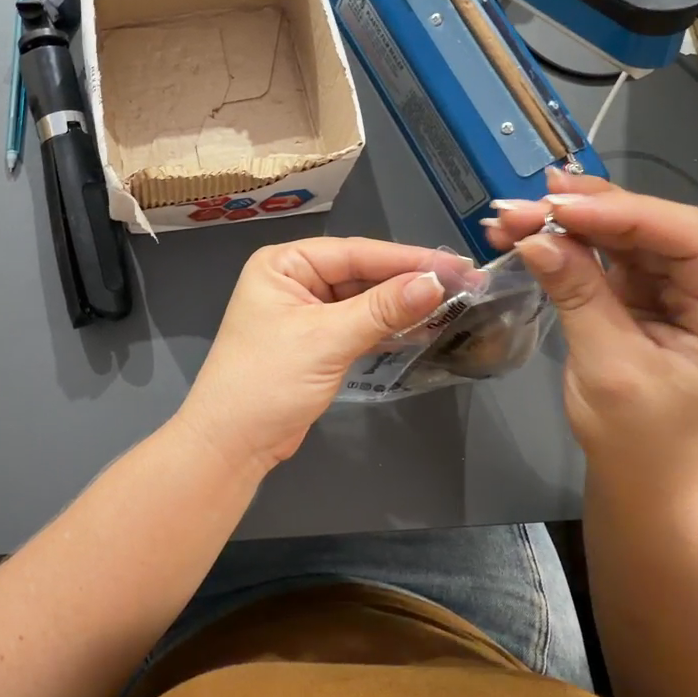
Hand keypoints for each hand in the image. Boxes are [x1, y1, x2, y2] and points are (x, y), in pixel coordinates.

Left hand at [175, 238, 453, 473]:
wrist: (232, 444)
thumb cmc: (268, 381)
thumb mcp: (327, 340)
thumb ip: (382, 309)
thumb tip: (435, 283)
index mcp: (283, 264)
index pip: (355, 252)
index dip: (408, 259)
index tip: (457, 265)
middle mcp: (293, 279)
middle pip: (362, 273)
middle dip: (410, 281)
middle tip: (465, 284)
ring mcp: (305, 312)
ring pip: (365, 300)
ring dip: (404, 305)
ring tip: (455, 304)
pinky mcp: (317, 342)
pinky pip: (360, 325)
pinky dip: (388, 328)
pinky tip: (424, 328)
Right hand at [485, 170, 697, 495]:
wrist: (644, 484)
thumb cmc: (640, 441)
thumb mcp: (608, 368)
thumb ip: (577, 294)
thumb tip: (533, 237)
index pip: (692, 238)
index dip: (625, 212)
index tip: (558, 206)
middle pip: (658, 227)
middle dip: (588, 211)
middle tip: (523, 206)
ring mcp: (686, 289)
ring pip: (629, 233)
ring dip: (570, 221)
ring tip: (513, 216)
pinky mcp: (653, 293)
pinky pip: (611, 253)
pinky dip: (570, 241)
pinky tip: (531, 230)